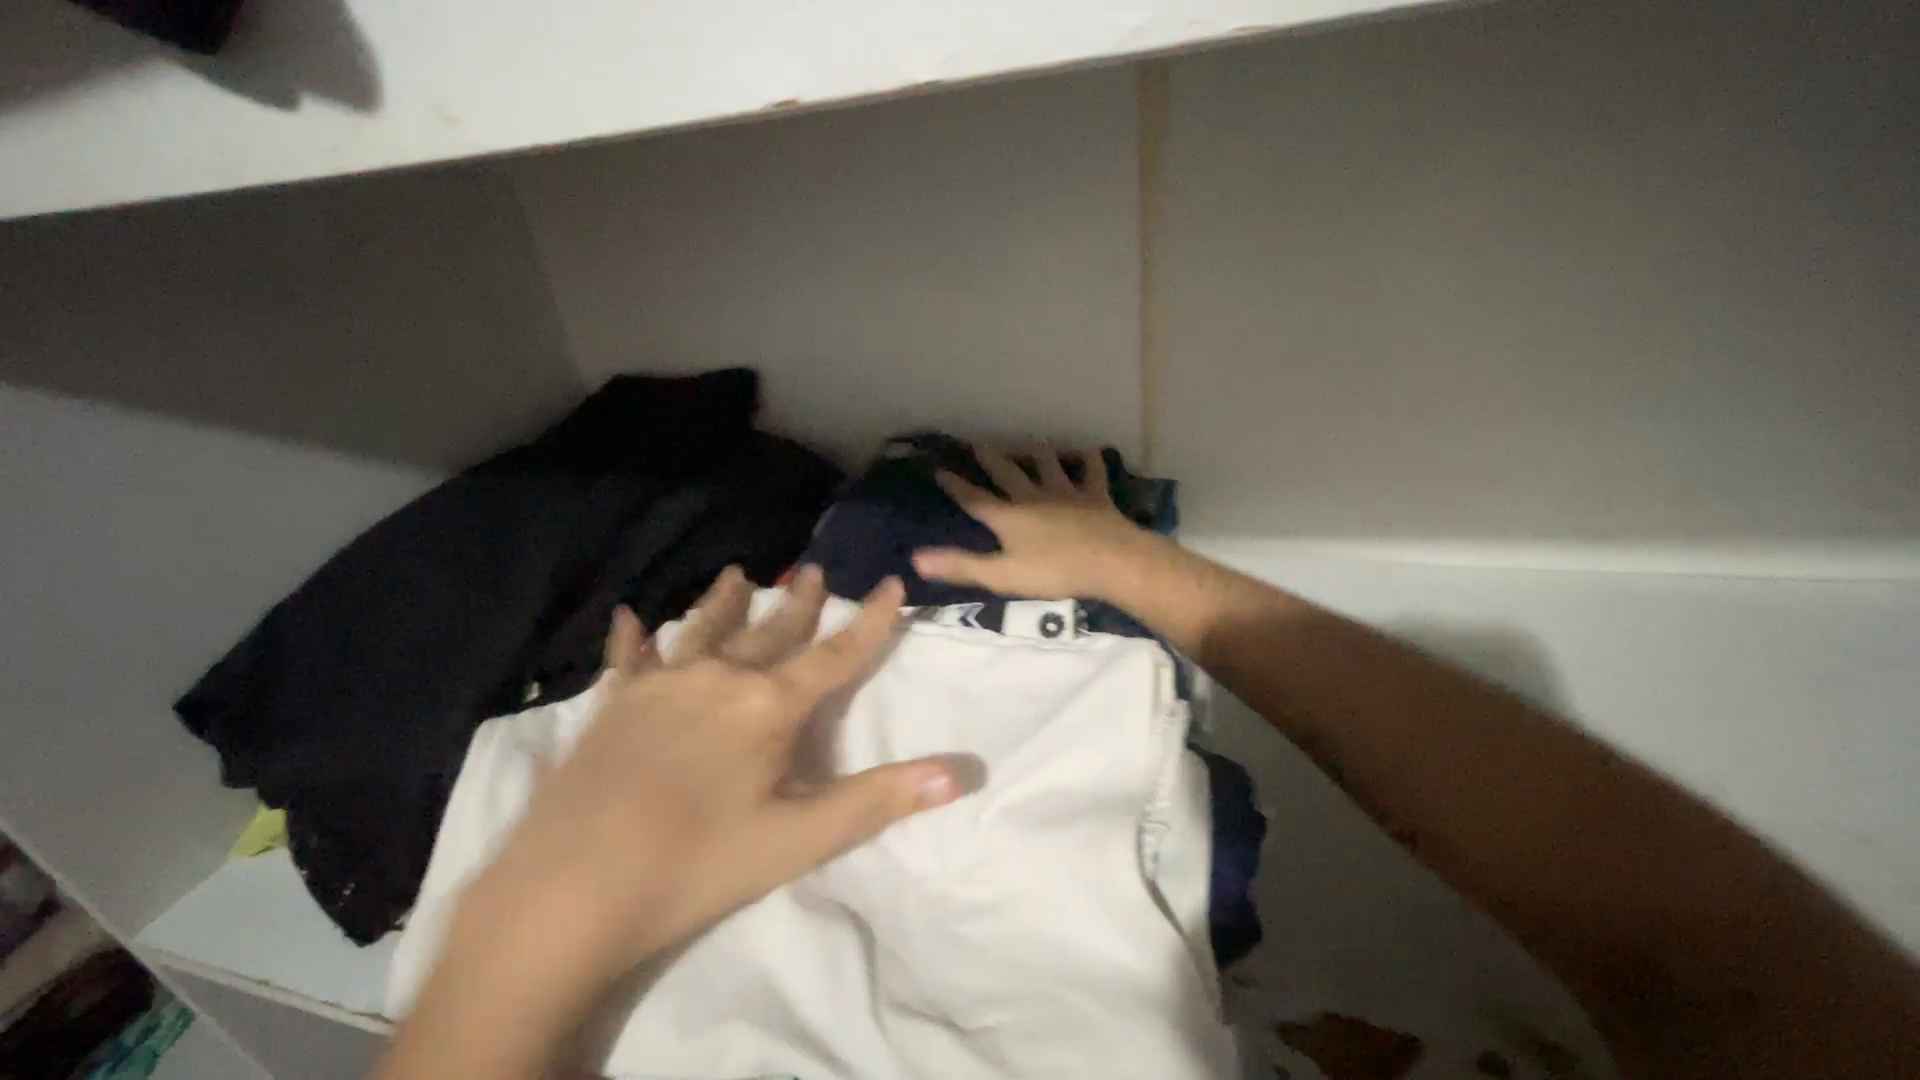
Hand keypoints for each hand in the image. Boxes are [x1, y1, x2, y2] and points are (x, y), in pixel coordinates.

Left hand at [458, 566, 962, 993]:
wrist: (572, 888)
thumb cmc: (698, 865)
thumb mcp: (800, 839)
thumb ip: (877, 800)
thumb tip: (958, 775)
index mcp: (768, 706)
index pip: (834, 655)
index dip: (869, 622)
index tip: (892, 584)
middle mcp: (718, 678)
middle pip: (770, 631)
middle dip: (799, 603)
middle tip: (815, 570)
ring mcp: (660, 687)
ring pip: (703, 629)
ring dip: (726, 601)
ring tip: (740, 573)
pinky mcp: (612, 706)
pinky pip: (628, 659)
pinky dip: (633, 638)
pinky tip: (629, 616)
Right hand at [912, 444, 1164, 600]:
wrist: (1111, 561)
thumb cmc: (1054, 572)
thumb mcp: (1002, 575)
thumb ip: (961, 566)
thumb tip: (916, 559)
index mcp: (1008, 517)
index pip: (974, 499)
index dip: (956, 485)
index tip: (939, 468)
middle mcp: (1033, 497)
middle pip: (1007, 473)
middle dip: (990, 458)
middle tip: (978, 442)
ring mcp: (1067, 493)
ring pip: (1048, 464)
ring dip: (1036, 452)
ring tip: (1028, 442)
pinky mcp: (1096, 496)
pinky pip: (1091, 470)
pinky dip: (1087, 458)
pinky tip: (1086, 450)